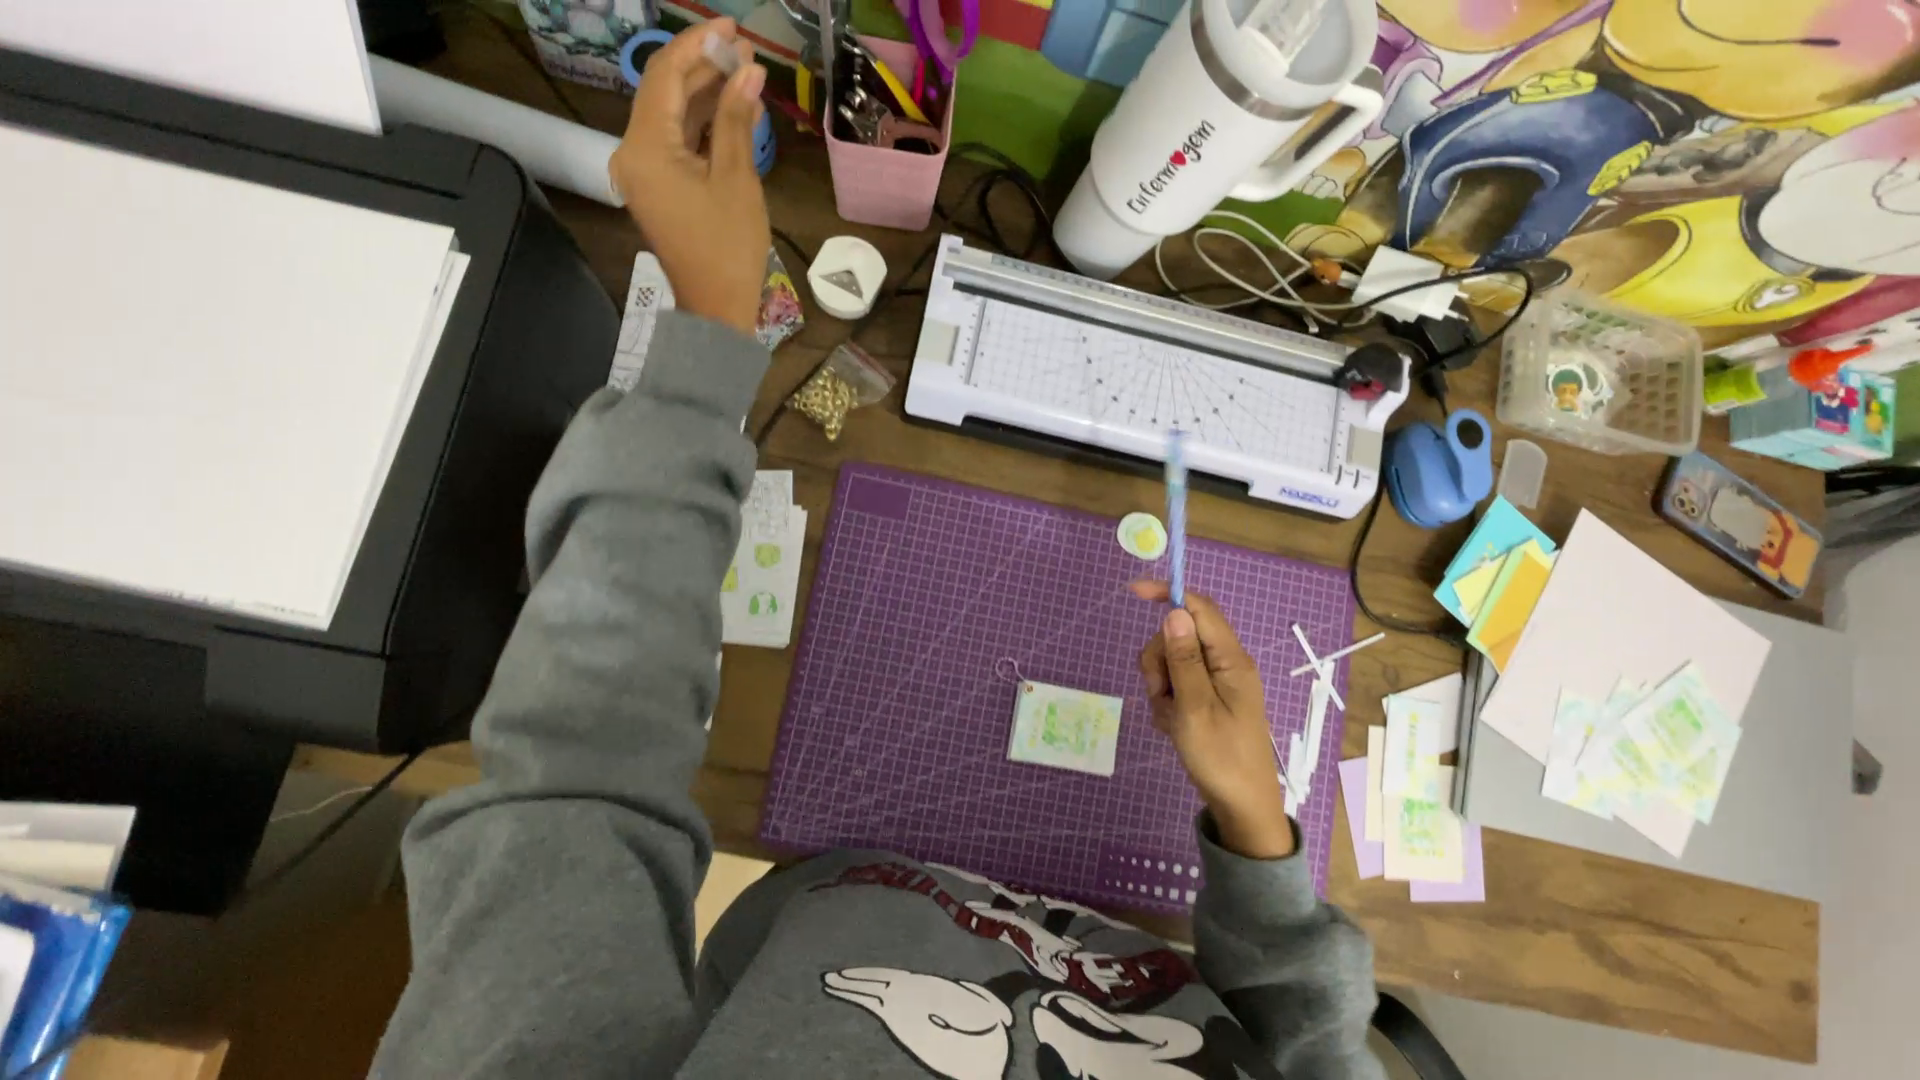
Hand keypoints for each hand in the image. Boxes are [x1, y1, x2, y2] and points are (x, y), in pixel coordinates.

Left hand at [609, 20, 770, 336]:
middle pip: (665, 93)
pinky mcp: (658, 187)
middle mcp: (633, 153)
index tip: (732, 28)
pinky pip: (677, 143)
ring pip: (673, 117)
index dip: (697, 46)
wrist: (715, 308)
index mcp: (645, 148)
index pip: (664, 76)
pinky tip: (734, 110)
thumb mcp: (737, 179)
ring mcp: (644, 172)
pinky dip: (703, 125)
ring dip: (706, 94)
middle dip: (703, 67)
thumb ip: (737, 119)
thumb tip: (749, 70)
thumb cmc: (728, 247)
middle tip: (745, 49)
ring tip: (746, 73)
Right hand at [1131, 581, 1294, 859]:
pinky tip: (1173, 725)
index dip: (1168, 594)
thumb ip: (1183, 659)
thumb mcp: (1194, 708)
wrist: (1240, 805)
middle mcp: (1226, 663)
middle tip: (1161, 696)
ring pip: (1172, 661)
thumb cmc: (1220, 757)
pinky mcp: (1208, 698)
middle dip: (1159, 660)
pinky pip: (1176, 684)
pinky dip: (1167, 701)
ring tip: (1170, 718)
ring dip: (1161, 685)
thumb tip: (1175, 611)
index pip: (1199, 608)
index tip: (1132, 594)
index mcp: (1231, 659)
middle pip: (1178, 635)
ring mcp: (1217, 681)